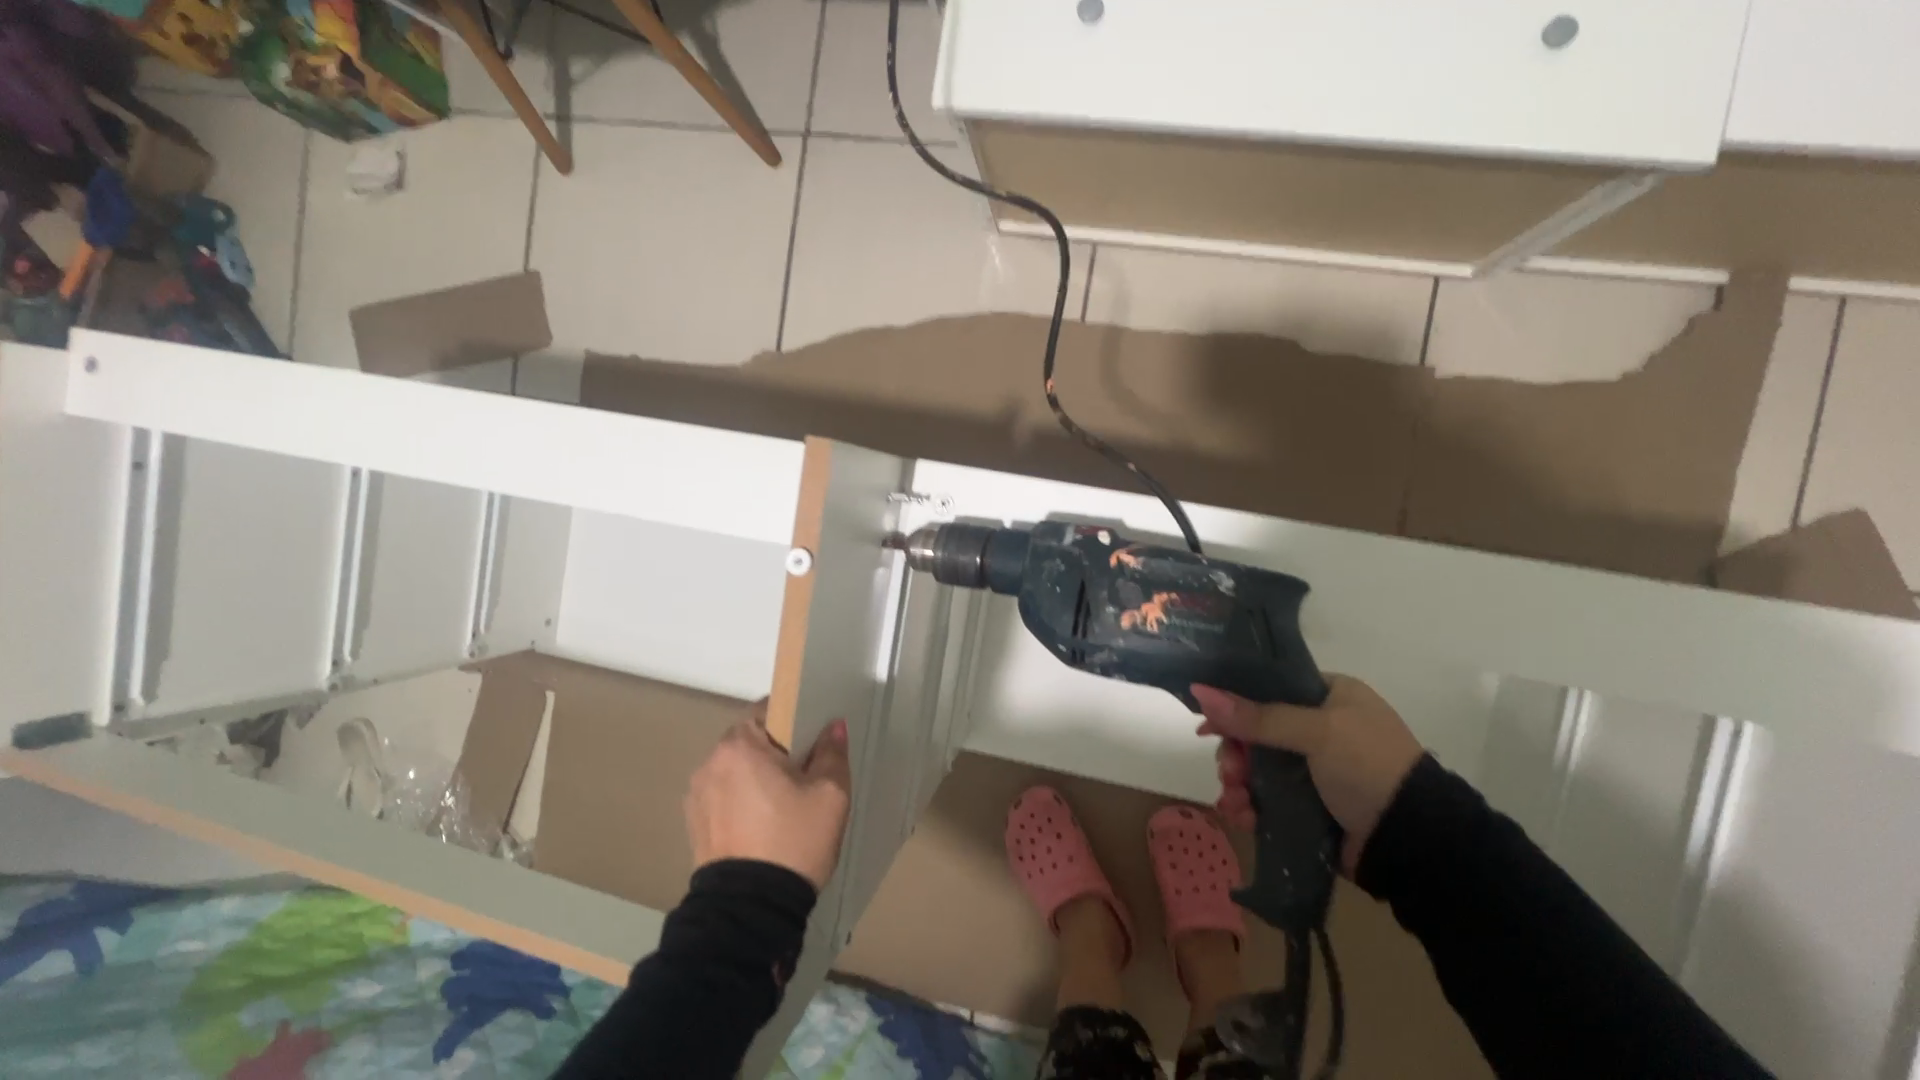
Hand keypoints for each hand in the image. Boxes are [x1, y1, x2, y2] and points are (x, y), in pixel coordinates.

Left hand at [685, 703, 851, 888]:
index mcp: (740, 745)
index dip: (796, 719)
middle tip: (805, 777)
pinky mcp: (694, 823)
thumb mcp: (830, 795)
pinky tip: (762, 826)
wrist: (751, 909)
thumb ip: (832, 753)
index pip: (770, 709)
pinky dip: (741, 802)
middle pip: (751, 740)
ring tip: (783, 807)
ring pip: (736, 770)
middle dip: (777, 752)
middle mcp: (710, 761)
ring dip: (757, 778)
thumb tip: (832, 727)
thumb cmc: (793, 840)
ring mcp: (697, 794)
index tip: (814, 742)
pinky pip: (723, 797)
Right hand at [1192, 676, 1422, 876]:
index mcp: (1330, 698)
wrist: (1412, 840)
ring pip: (1256, 769)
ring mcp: (1313, 772)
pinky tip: (1240, 815)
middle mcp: (1319, 730)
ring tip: (1235, 799)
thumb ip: (1258, 717)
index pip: (1269, 690)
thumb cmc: (1370, 766)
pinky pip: (1265, 801)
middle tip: (1229, 770)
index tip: (1208, 724)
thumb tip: (1199, 691)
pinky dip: (1248, 807)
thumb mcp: (1316, 732)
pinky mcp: (1307, 808)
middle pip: (1255, 733)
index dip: (1235, 704)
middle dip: (1235, 753)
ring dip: (1237, 783)